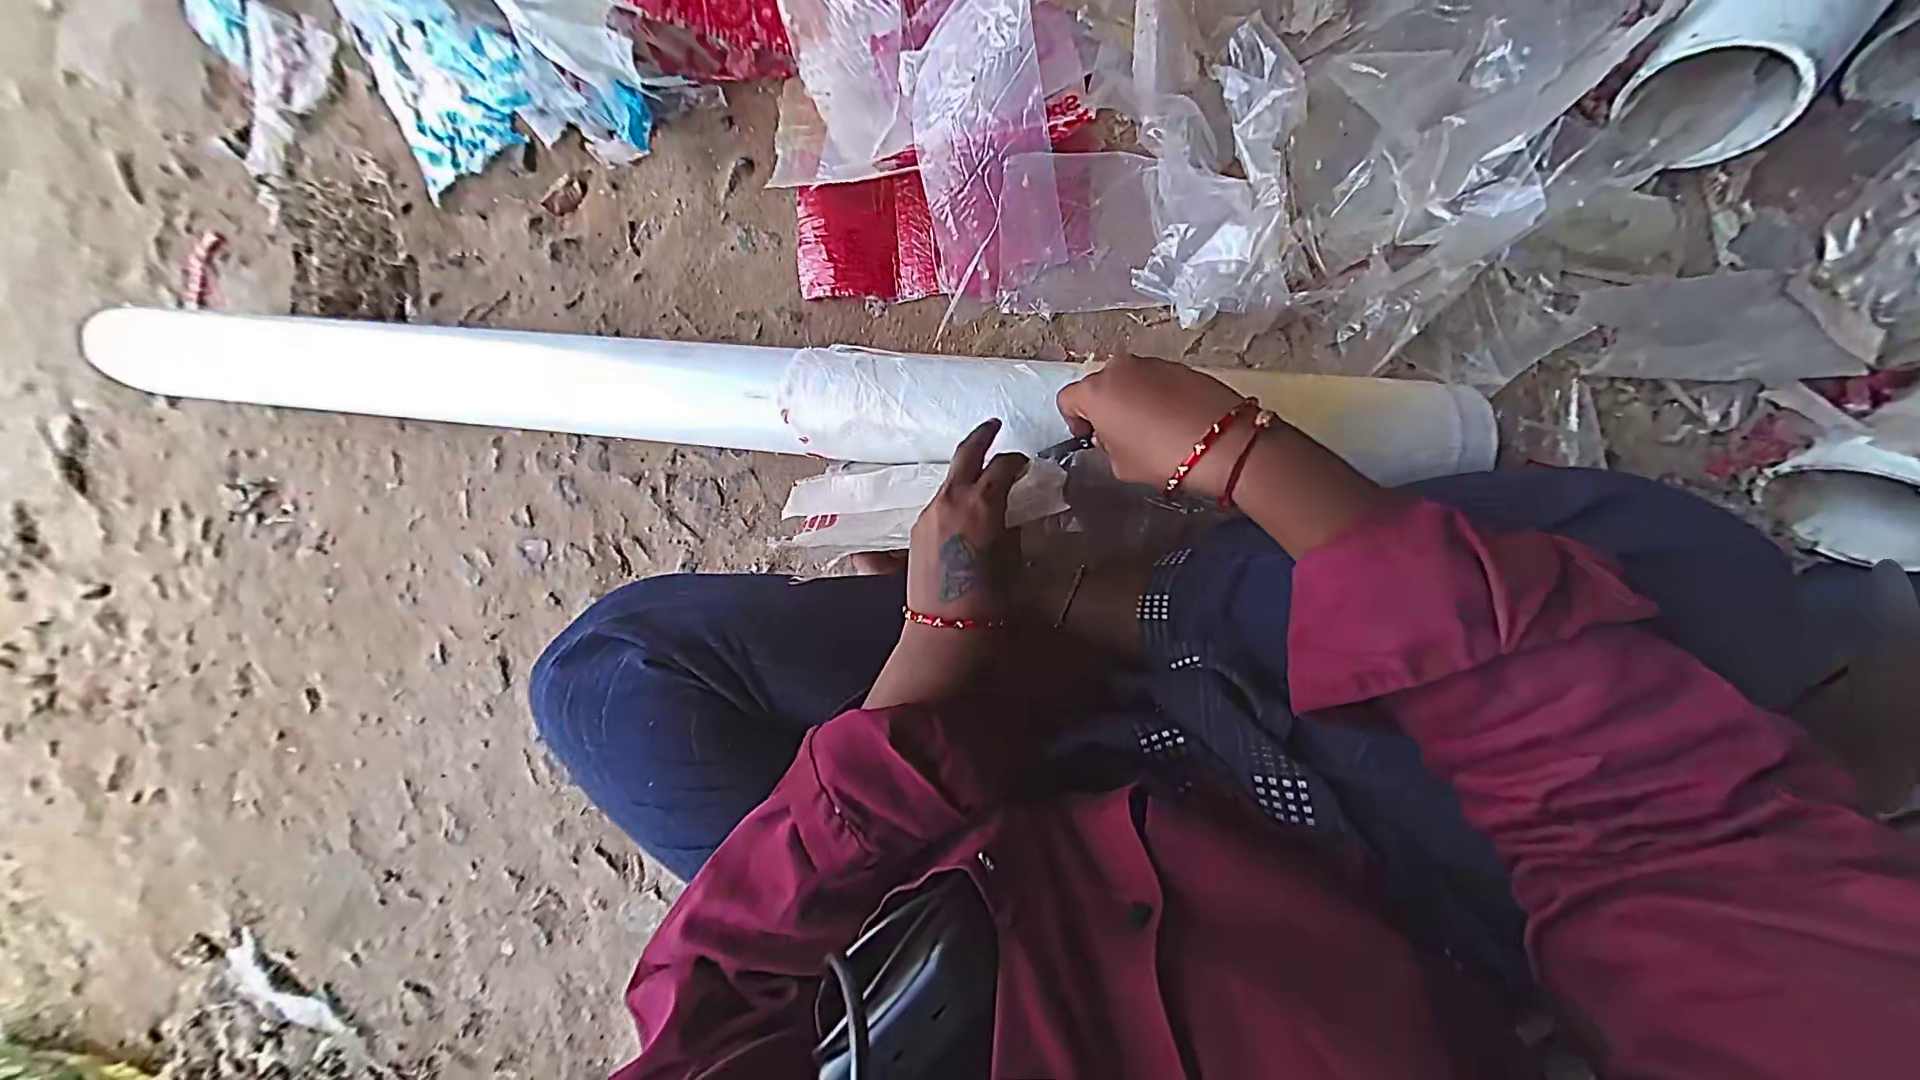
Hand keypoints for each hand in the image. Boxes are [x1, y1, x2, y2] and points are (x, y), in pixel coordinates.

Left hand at [906, 419, 1029, 621]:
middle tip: (994, 426)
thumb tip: (1012, 514)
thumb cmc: (990, 599)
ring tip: (981, 474)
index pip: (1003, 465)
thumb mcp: (1013, 558)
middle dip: (983, 436)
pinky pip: (939, 502)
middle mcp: (951, 499)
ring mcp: (930, 512)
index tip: (1025, 464)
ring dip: (967, 471)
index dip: (1017, 461)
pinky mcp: (917, 529)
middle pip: (967, 453)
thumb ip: (1012, 527)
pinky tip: (963, 509)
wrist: (947, 628)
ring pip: (950, 479)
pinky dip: (954, 496)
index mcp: (982, 502)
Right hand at [1056, 353, 1251, 498]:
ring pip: (1128, 381)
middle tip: (1117, 436)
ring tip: (1148, 430)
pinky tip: (1169, 421)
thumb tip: (1111, 435)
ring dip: (1130, 400)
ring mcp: (1152, 364)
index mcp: (1096, 391)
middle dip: (1103, 408)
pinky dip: (1155, 397)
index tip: (1088, 437)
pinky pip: (1155, 381)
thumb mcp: (1120, 465)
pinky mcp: (1180, 366)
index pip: (1067, 400)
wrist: (1225, 444)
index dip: (1074, 421)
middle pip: (1098, 386)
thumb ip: (1105, 445)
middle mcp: (1120, 368)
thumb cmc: (1163, 457)